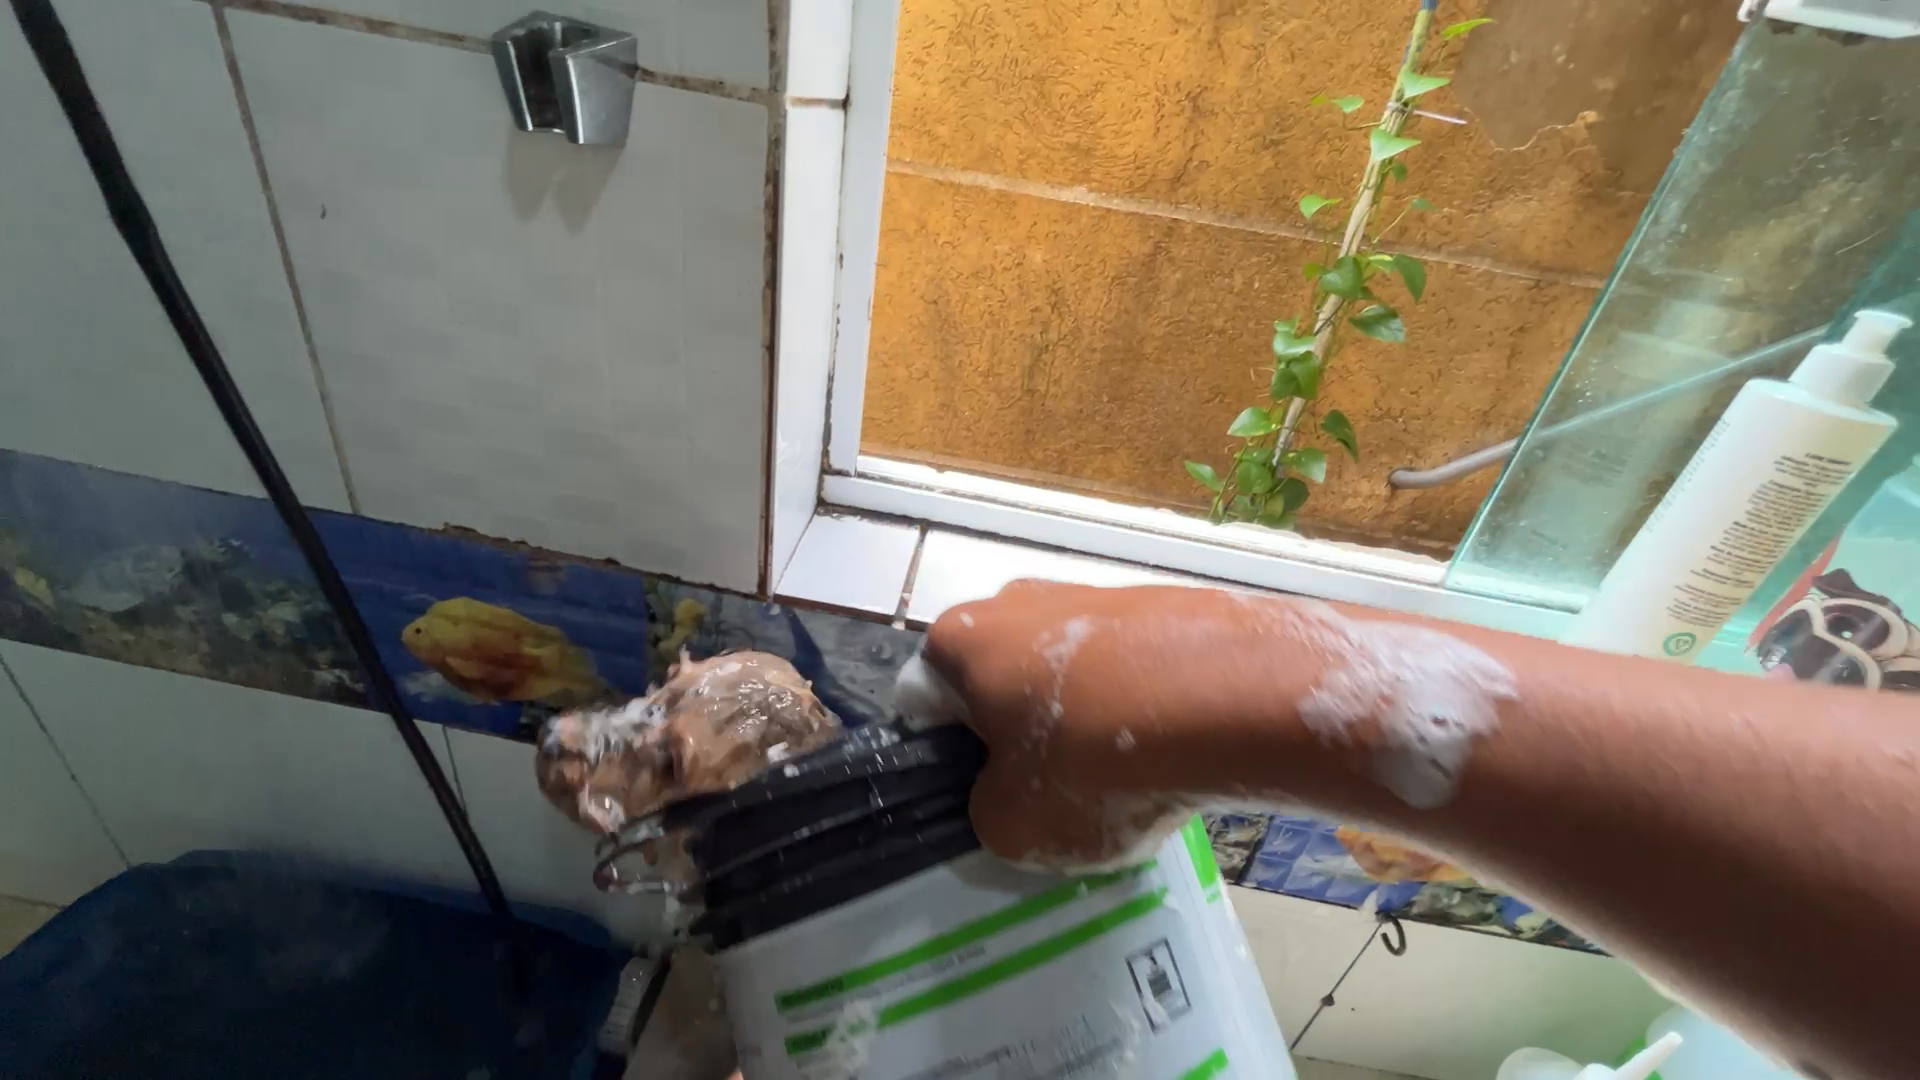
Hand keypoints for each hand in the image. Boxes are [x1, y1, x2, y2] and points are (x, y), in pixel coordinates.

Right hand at [922, 581, 1324, 867]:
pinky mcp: (1146, 599)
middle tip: (1054, 788)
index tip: (991, 792)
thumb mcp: (1011, 826)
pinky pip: (1115, 662)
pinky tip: (1162, 741)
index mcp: (960, 638)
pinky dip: (1125, 699)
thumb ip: (984, 809)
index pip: (922, 702)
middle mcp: (1013, 599)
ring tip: (1121, 770)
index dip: (948, 757)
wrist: (1232, 695)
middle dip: (1012, 734)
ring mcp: (1084, 590)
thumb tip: (1005, 790)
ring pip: (1056, 672)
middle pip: (993, 682)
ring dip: (1073, 718)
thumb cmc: (1093, 762)